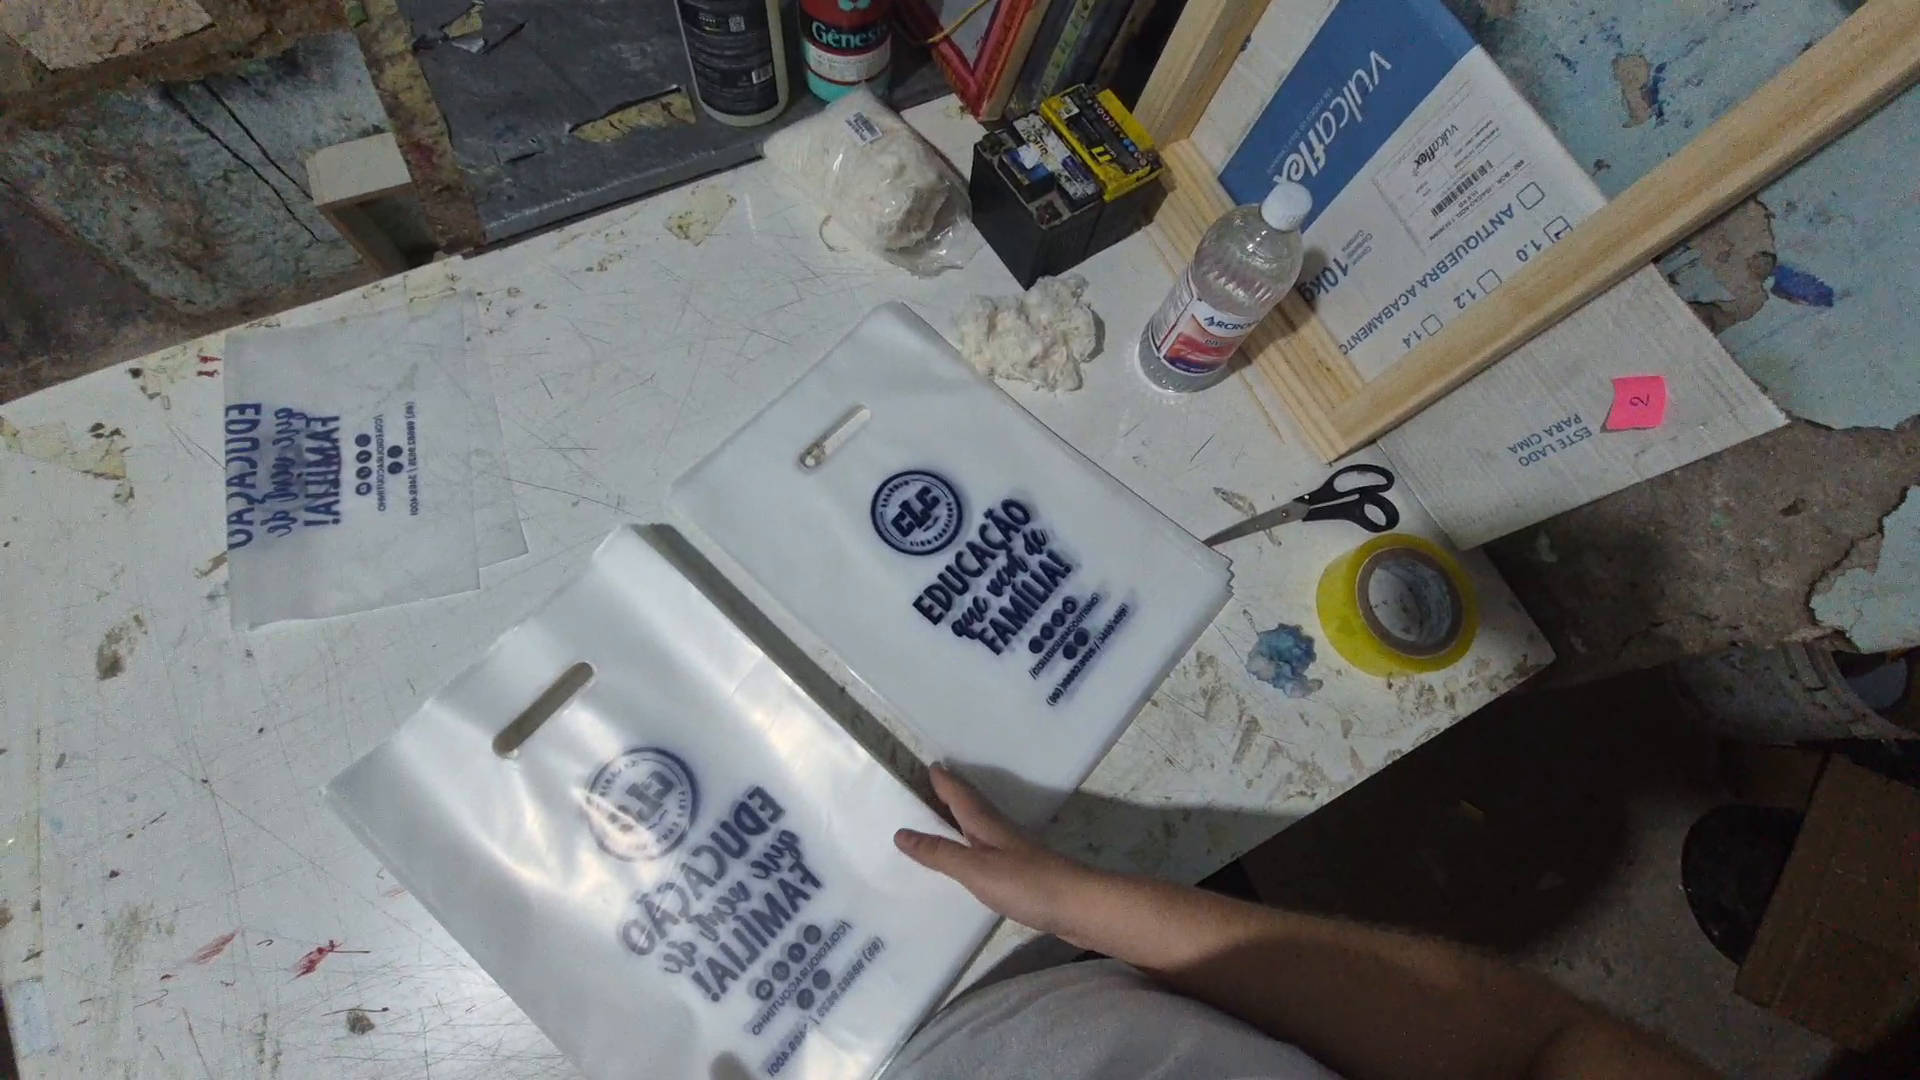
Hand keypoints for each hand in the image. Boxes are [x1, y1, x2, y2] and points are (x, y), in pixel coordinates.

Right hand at [894, 766, 1100, 935]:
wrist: (1077, 905)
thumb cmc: (1026, 884)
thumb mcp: (975, 870)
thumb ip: (940, 854)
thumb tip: (901, 833)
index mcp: (984, 823)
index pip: (959, 794)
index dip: (942, 780)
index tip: (927, 764)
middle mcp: (997, 829)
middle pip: (970, 804)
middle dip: (949, 793)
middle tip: (928, 784)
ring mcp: (1011, 848)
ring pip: (979, 822)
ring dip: (960, 814)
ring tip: (941, 814)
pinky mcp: (1020, 868)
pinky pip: (986, 844)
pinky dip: (971, 840)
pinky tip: (969, 853)